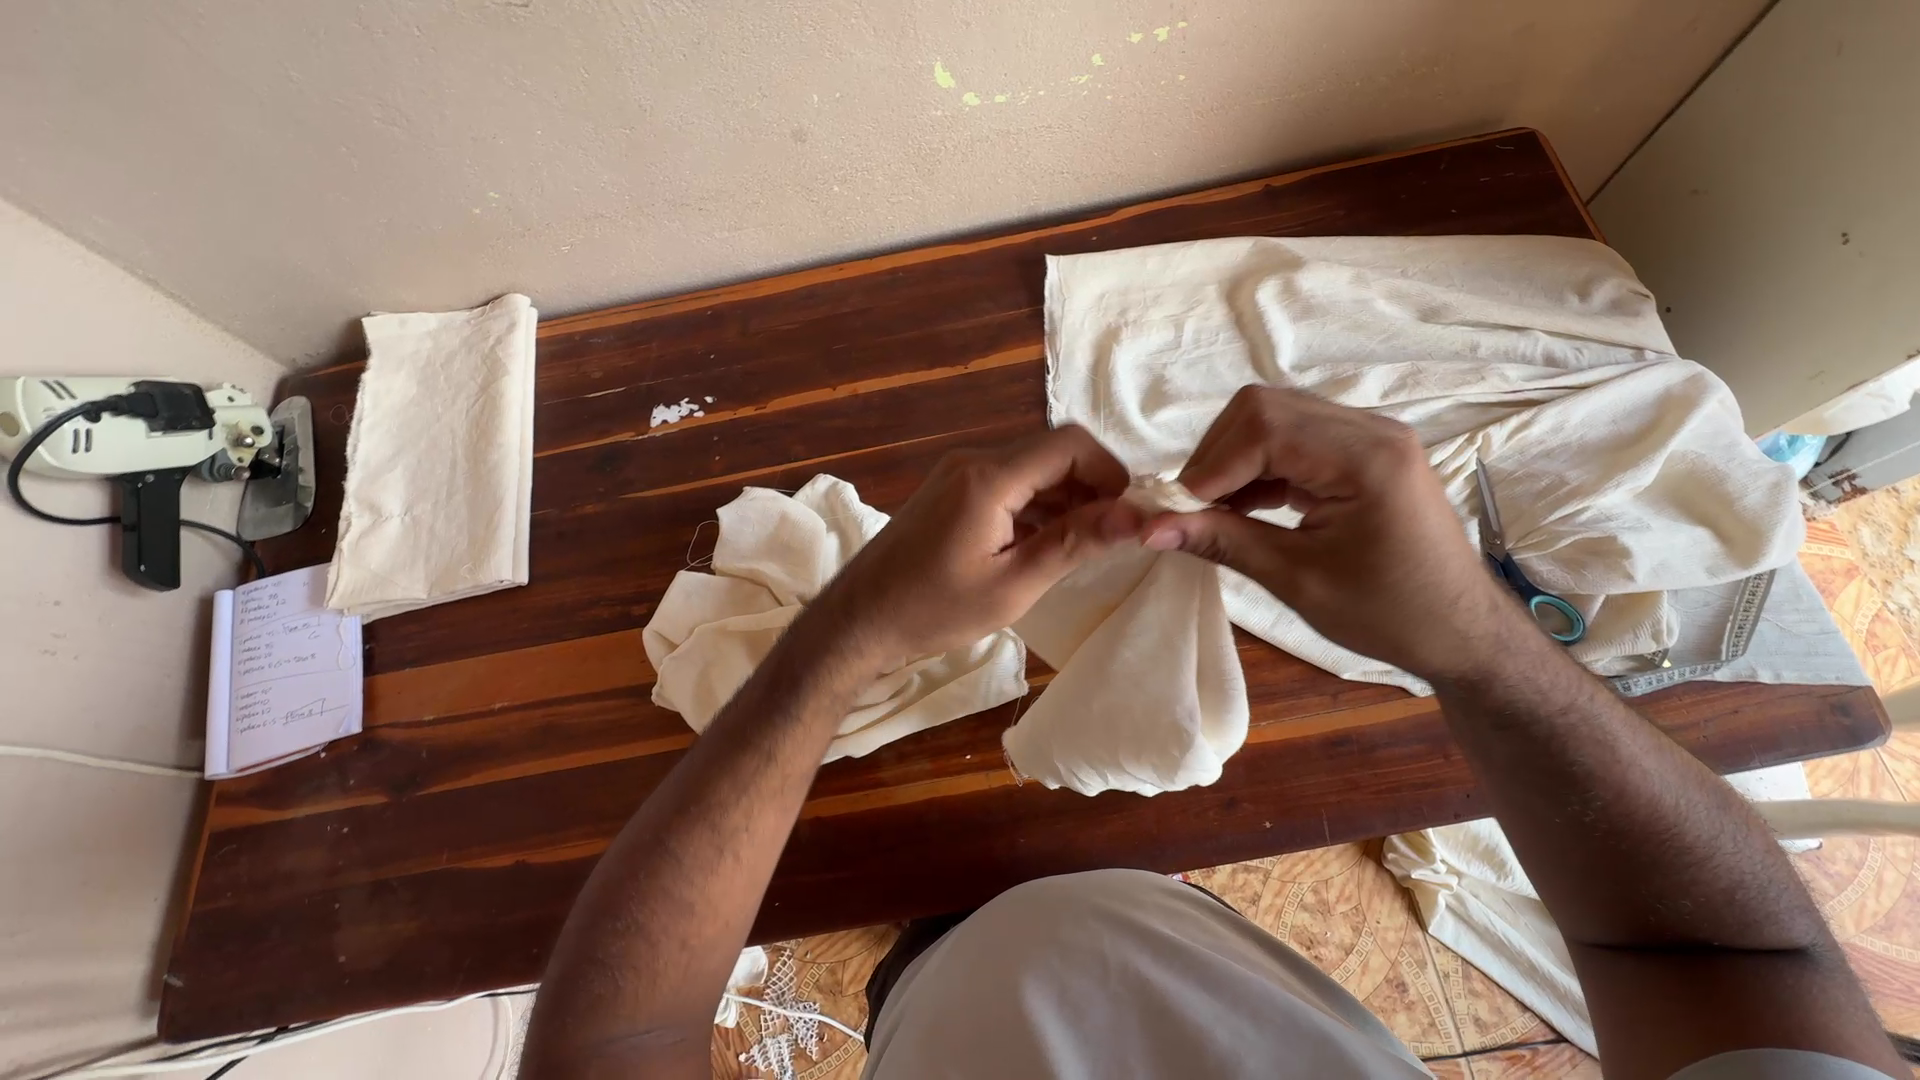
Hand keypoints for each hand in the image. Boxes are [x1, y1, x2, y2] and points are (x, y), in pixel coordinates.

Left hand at [813, 426, 1139, 672]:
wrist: (858, 620)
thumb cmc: (933, 610)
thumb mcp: (1012, 585)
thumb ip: (1073, 544)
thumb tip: (1135, 517)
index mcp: (988, 478)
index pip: (1071, 443)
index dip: (1110, 472)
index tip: (1126, 516)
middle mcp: (973, 461)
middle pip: (1052, 452)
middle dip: (1091, 486)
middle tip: (1109, 535)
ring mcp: (958, 473)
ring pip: (1031, 467)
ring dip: (1064, 497)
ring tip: (1082, 546)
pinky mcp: (950, 491)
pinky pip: (1007, 483)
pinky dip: (1035, 505)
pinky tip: (1043, 543)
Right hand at [1142, 386, 1523, 681]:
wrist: (1460, 631)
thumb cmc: (1387, 613)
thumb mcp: (1296, 579)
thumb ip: (1221, 541)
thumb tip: (1148, 528)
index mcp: (1366, 457)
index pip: (1263, 426)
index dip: (1209, 466)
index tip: (1177, 514)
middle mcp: (1370, 429)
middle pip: (1263, 408)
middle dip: (1215, 456)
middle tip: (1191, 511)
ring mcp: (1367, 436)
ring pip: (1272, 417)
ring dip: (1231, 460)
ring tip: (1212, 512)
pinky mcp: (1360, 451)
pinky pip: (1291, 438)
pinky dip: (1255, 467)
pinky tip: (1241, 505)